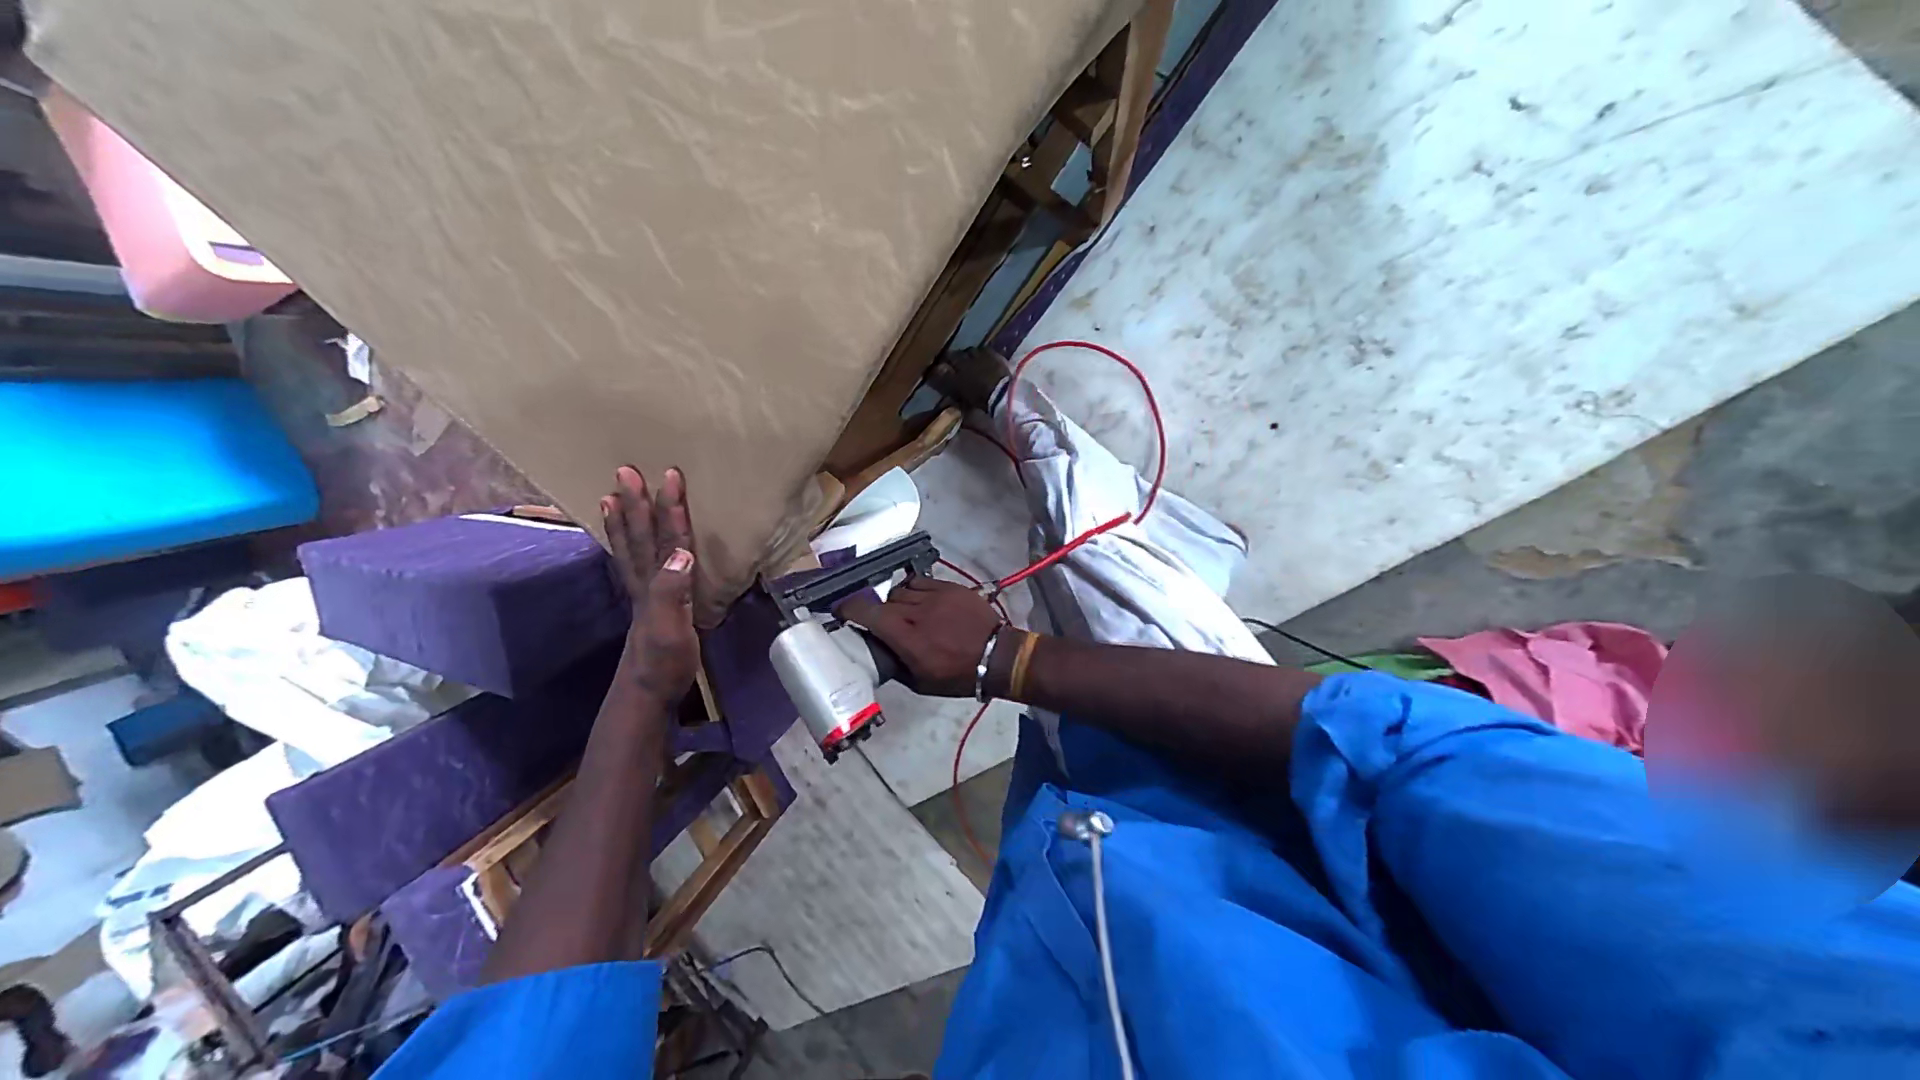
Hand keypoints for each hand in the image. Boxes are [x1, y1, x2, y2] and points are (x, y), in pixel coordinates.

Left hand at [601, 466, 697, 704]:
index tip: (670, 476)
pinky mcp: (648, 608)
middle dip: (637, 504)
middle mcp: (646, 583)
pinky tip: (628, 546)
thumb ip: (673, 592)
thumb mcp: (672, 629)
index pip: (665, 539)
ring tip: (611, 499)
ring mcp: (644, 595)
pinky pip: (634, 568)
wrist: (647, 694)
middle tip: (626, 472)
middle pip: (640, 537)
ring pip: (631, 551)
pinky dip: (627, 550)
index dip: (668, 508)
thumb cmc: (664, 662)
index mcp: (656, 584)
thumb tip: (681, 553)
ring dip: (623, 523)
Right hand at [837, 576, 1002, 696]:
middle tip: (879, 622)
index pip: (869, 614)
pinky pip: (921, 581)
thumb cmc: (958, 676)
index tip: (840, 610)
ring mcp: (936, 596)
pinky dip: (914, 590)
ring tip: (903, 612)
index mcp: (909, 640)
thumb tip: (876, 650)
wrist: (997, 657)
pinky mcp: (950, 587)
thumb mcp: (920, 682)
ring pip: (901, 589)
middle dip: (876, 611)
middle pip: (883, 601)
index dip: (849, 609)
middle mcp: (919, 614)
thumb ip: (894, 664)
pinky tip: (919, 602)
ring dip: (896, 600)